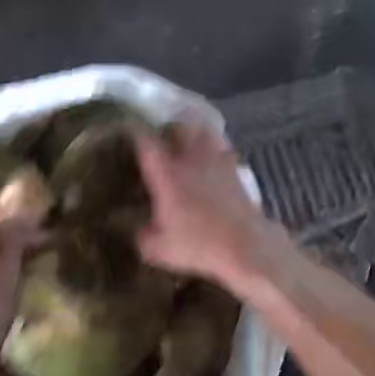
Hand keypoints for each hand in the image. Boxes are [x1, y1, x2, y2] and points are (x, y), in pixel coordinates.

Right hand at [133, 123, 288, 284]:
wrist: (244, 244)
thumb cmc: (198, 244)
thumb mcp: (158, 249)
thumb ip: (141, 235)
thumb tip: (136, 227)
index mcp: (167, 174)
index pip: (146, 143)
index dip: (136, 134)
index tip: (129, 134)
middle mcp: (190, 159)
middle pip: (178, 127)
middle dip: (168, 129)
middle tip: (162, 141)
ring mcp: (215, 160)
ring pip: (203, 130)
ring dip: (193, 133)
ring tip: (188, 144)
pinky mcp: (235, 168)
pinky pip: (222, 147)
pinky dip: (215, 147)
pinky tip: (212, 159)